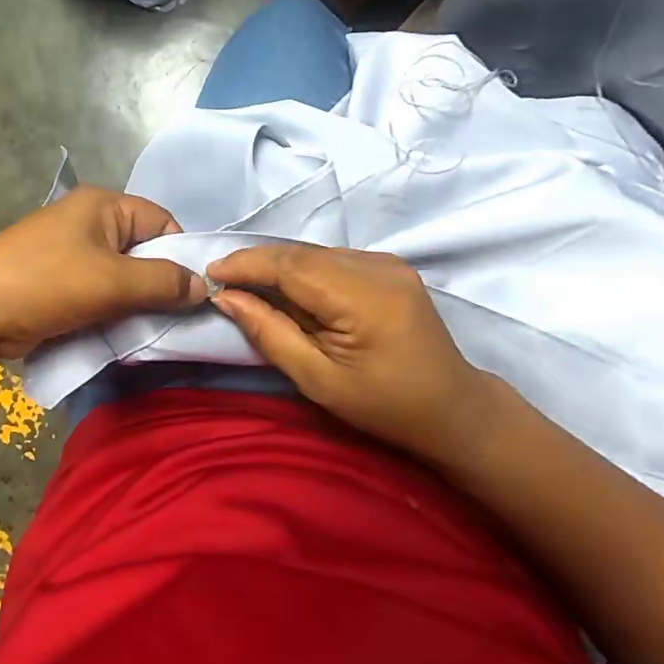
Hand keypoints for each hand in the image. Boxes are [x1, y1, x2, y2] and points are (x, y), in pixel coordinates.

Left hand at [0, 186, 205, 358]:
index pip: (162, 220)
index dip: (181, 254)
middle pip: (142, 248)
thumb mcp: (113, 282)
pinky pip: (98, 291)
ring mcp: (69, 251)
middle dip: (159, 283)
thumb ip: (164, 282)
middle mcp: (88, 221)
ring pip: (121, 275)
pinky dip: (110, 310)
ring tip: (146, 329)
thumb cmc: (45, 285)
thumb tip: (204, 285)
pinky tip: (118, 332)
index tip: (195, 294)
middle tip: (174, 319)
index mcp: (102, 204)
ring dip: (134, 301)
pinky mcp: (56, 280)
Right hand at [206, 245, 517, 464]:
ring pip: (314, 252)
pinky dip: (300, 269)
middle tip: (220, 279)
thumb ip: (270, 332)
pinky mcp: (389, 266)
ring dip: (276, 265)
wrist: (454, 410)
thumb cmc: (385, 406)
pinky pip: (331, 259)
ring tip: (244, 283)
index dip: (247, 265)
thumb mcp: (318, 380)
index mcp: (365, 299)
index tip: (209, 273)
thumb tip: (226, 297)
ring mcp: (388, 263)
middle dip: (256, 263)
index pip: (292, 266)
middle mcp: (380, 268)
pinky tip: (284, 287)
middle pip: (301, 254)